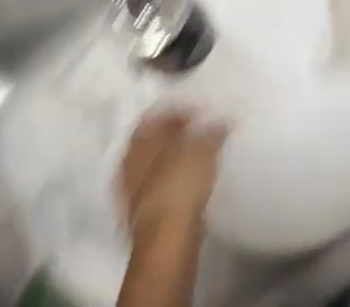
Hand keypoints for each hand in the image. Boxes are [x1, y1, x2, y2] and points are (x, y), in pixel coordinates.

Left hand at [117, 111, 225, 247]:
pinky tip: (191, 179)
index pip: (154, 117)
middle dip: (173, 133)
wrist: (167, 238)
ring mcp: (131, 190)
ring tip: (198, 154)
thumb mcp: (202, 149)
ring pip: (154, 163)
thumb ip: (211, 131)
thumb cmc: (180, 185)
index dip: (177, 110)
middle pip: (151, 140)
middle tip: (199, 129)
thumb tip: (221, 121)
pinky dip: (174, 176)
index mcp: (138, 144)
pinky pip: (159, 182)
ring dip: (173, 156)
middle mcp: (128, 164)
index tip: (200, 110)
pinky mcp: (143, 211)